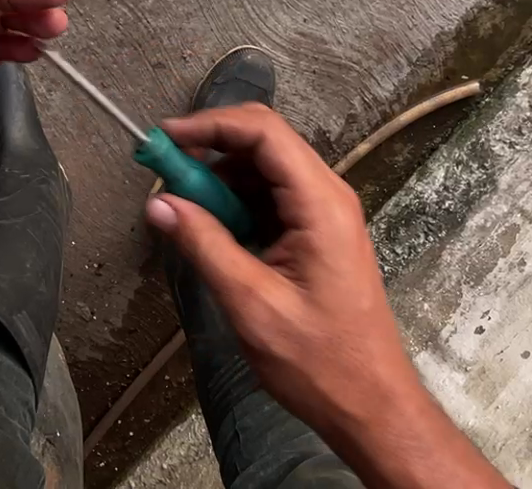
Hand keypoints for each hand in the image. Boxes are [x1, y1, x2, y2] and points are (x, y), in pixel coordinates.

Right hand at [144, 104, 505, 488]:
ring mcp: (323, 211)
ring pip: (263, 165)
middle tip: (167, 169)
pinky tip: (214, 230)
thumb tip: (158, 203)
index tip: (166, 138)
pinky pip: (269, 194)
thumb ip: (204, 246)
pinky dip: (235, 200)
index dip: (211, 124)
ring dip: (221, 177)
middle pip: (264, 139)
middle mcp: (326, 194)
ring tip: (187, 208)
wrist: (374, 407)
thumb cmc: (321, 362)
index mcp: (319, 203)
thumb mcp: (251, 305)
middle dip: (211, 146)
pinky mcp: (315, 229)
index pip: (263, 132)